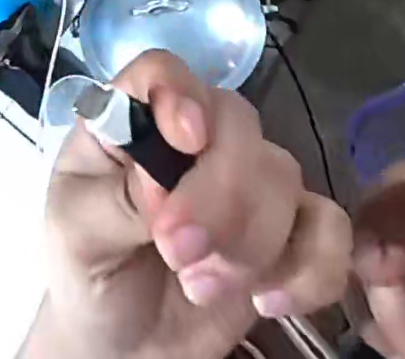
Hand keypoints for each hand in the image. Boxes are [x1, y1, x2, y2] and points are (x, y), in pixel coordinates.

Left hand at [25, 50, 351, 358]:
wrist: (124, 340)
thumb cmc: (89, 266)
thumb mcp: (76, 231)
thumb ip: (114, 199)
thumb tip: (162, 186)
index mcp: (136, 117)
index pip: (163, 72)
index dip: (179, 92)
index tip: (186, 140)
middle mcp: (197, 132)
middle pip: (235, 121)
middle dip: (218, 193)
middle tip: (176, 251)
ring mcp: (246, 175)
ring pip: (280, 174)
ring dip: (248, 242)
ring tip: (197, 286)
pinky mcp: (287, 227)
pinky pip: (327, 227)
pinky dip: (310, 268)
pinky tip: (269, 300)